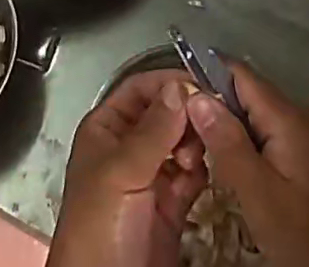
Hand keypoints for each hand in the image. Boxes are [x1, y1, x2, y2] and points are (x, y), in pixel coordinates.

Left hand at [50, 71, 209, 266]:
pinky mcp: (171, 205)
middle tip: (209, 120)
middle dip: (187, 115)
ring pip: (182, 142)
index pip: (139, 89)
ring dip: (195, 143)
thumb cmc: (100, 226)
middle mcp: (129, 147)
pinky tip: (206, 172)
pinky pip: (192, 175)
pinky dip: (202, 170)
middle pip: (165, 114)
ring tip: (199, 156)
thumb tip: (179, 87)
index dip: (167, 83)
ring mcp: (151, 176)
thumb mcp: (121, 172)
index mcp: (107, 129)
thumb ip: (152, 130)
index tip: (200, 83)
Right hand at [188, 64, 308, 266]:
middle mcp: (301, 119)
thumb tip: (196, 94)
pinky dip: (247, 151)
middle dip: (213, 108)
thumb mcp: (262, 197)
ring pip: (257, 121)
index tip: (174, 94)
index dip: (204, 75)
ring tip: (199, 156)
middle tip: (183, 136)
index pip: (238, 72)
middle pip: (246, 95)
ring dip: (228, 132)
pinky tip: (232, 174)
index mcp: (288, 117)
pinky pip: (271, 142)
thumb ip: (228, 144)